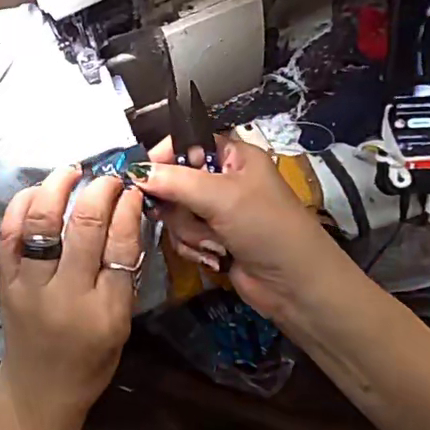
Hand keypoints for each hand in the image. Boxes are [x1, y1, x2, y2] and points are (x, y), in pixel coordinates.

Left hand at [0, 167, 144, 429]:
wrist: (39, 390)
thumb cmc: (89, 361)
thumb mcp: (121, 324)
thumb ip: (124, 275)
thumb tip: (127, 215)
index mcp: (105, 311)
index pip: (121, 247)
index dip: (128, 209)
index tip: (132, 188)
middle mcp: (65, 295)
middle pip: (83, 228)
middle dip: (99, 192)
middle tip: (108, 176)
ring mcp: (28, 286)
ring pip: (40, 225)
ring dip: (56, 189)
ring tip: (71, 172)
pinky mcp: (4, 282)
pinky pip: (7, 236)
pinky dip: (20, 207)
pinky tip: (35, 191)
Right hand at [130, 136, 347, 323]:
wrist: (295, 285)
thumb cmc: (266, 228)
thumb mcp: (221, 197)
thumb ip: (175, 181)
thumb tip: (134, 172)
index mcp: (233, 156)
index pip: (185, 144)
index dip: (163, 158)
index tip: (144, 176)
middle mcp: (222, 180)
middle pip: (172, 182)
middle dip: (180, 207)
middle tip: (193, 217)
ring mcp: (215, 211)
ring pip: (174, 213)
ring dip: (190, 232)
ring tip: (216, 243)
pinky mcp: (210, 238)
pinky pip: (181, 236)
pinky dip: (194, 248)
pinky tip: (216, 257)